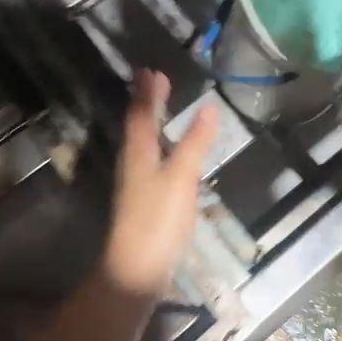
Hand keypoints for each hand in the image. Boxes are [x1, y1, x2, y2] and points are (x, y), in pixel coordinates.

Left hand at [103, 71, 220, 295]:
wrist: (136, 270)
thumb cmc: (157, 220)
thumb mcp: (181, 178)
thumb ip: (194, 143)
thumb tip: (209, 106)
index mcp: (138, 152)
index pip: (142, 113)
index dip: (148, 93)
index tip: (153, 71)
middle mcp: (132, 163)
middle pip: (137, 126)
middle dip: (146, 103)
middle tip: (154, 81)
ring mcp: (135, 184)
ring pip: (140, 144)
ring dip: (150, 122)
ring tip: (159, 109)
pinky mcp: (142, 203)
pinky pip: (148, 161)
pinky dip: (157, 146)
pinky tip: (167, 155)